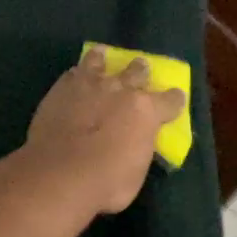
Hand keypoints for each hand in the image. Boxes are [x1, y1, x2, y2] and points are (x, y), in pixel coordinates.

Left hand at [19, 48, 186, 215]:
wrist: (61, 170)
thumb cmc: (107, 181)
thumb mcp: (137, 171)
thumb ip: (139, 146)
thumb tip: (136, 139)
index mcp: (145, 110)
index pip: (170, 100)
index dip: (174, 100)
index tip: (176, 98)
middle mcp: (120, 88)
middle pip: (136, 71)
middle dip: (140, 71)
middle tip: (141, 67)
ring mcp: (89, 83)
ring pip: (99, 61)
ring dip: (103, 59)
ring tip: (102, 55)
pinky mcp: (62, 86)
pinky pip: (73, 73)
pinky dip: (78, 75)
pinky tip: (75, 76)